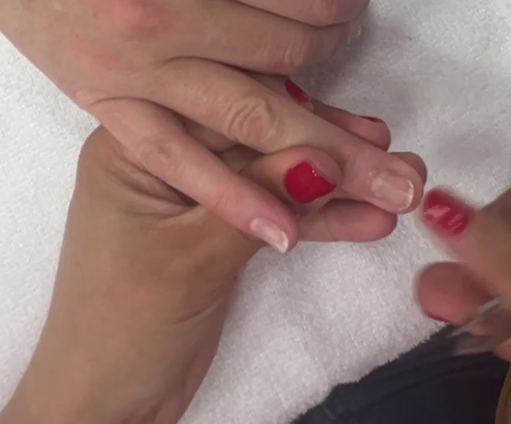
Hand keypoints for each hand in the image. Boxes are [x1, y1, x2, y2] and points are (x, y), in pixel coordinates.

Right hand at [0, 0, 423, 250]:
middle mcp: (175, 13)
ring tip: (389, 179)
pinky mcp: (106, 103)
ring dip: (329, 144)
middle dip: (337, 48)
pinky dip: (231, 198)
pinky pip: (177, 159)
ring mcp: (139, 68)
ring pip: (254, 115)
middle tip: (342, 39)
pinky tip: (284, 233)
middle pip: (294, 51)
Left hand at [0, 121, 426, 423]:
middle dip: (330, 154)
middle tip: (399, 162)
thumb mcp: (191, 256)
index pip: (228, 115)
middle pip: (258, 142)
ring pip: (273, 175)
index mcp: (137, 140)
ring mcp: (194, 189)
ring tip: (405, 187)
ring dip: (337, 186)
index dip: (303, 124)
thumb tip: (327, 154)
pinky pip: (273, 210)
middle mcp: (166, 152)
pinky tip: (368, 220)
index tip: (369, 137)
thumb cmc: (125, 323)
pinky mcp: (216, 224)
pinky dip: (319, 218)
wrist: (105, 404)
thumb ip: (258, 200)